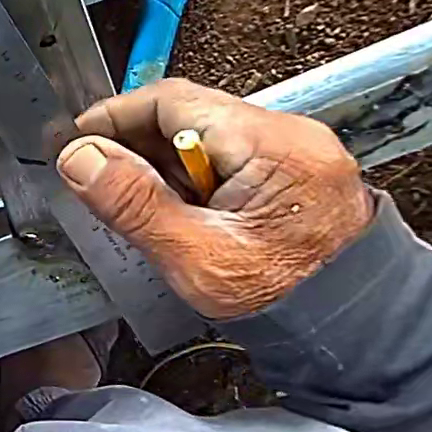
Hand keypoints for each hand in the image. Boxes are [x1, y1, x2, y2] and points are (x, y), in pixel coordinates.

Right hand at [55, 78, 371, 318]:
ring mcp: (291, 149)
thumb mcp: (194, 256)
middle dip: (135, 142)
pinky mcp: (288, 167)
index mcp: (272, 148)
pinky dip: (187, 174)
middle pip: (186, 112)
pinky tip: (176, 206)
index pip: (173, 101)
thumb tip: (82, 160)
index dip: (116, 116)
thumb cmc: (286, 301)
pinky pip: (221, 152)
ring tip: (140, 202)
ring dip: (159, 161)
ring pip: (200, 133)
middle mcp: (289, 135)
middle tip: (98, 174)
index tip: (80, 139)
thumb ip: (135, 204)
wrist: (351, 330)